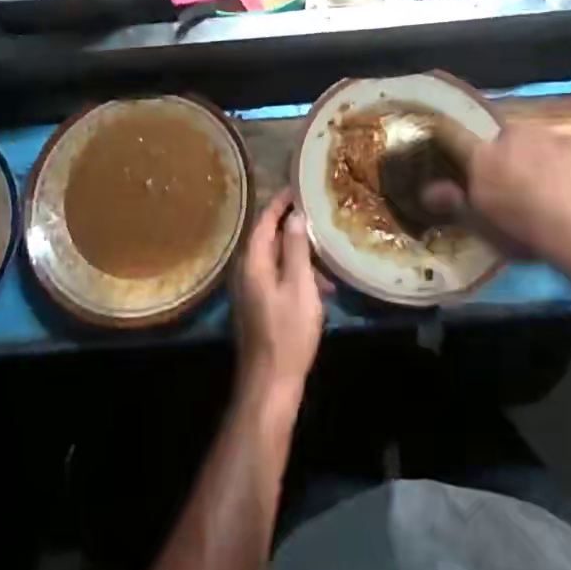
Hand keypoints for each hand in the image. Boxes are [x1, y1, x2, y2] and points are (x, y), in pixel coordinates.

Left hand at [230, 190, 325, 407]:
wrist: (271, 382)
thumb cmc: (288, 332)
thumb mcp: (300, 286)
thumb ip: (295, 249)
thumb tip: (294, 216)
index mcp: (251, 263)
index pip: (263, 222)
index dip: (279, 204)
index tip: (297, 188)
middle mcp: (244, 272)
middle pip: (266, 239)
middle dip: (290, 226)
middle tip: (315, 214)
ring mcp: (249, 291)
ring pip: (274, 260)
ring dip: (298, 255)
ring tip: (326, 256)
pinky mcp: (258, 306)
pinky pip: (276, 278)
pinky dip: (296, 275)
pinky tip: (321, 288)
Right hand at [425, 123, 570, 301]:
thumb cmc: (536, 238)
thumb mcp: (487, 229)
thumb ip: (456, 204)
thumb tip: (429, 190)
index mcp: (482, 154)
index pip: (452, 136)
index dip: (446, 146)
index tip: (446, 164)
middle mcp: (512, 135)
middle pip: (491, 141)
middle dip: (490, 160)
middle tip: (493, 191)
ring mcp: (548, 138)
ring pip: (522, 146)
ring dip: (520, 162)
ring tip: (528, 196)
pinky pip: (549, 153)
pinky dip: (546, 168)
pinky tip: (556, 196)